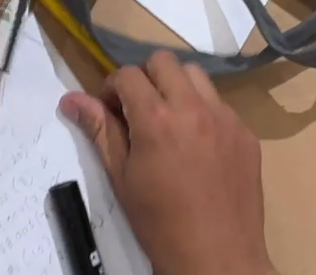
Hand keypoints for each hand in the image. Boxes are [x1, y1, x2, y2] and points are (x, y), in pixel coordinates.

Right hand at [60, 51, 274, 274]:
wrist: (218, 262)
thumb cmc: (160, 223)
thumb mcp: (121, 177)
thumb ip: (98, 129)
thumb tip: (70, 98)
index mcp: (156, 119)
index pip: (128, 74)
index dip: (113, 88)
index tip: (112, 110)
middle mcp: (192, 108)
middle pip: (163, 61)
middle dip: (145, 77)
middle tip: (141, 108)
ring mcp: (224, 119)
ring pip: (196, 75)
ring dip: (177, 87)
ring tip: (171, 119)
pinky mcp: (246, 133)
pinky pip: (221, 104)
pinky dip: (204, 111)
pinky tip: (198, 144)